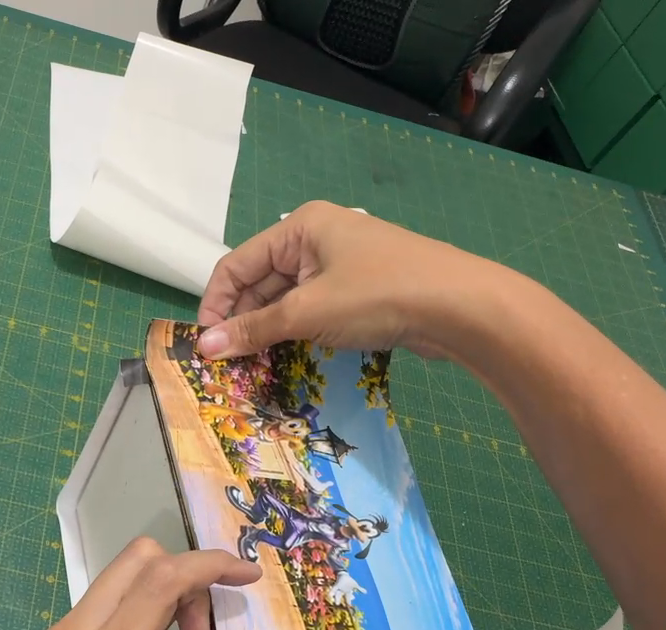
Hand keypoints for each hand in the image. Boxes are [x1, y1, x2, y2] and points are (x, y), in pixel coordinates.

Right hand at [195, 201, 517, 361]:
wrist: (461, 306)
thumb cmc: (378, 295)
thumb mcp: (307, 312)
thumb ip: (252, 330)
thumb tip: (204, 348)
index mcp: (299, 228)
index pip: (236, 265)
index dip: (216, 305)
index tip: (206, 345)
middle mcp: (314, 239)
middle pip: (258, 283)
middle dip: (240, 321)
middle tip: (228, 363)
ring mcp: (336, 265)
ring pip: (282, 299)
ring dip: (264, 330)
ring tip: (251, 365)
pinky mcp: (353, 290)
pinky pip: (307, 309)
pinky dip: (290, 332)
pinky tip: (282, 356)